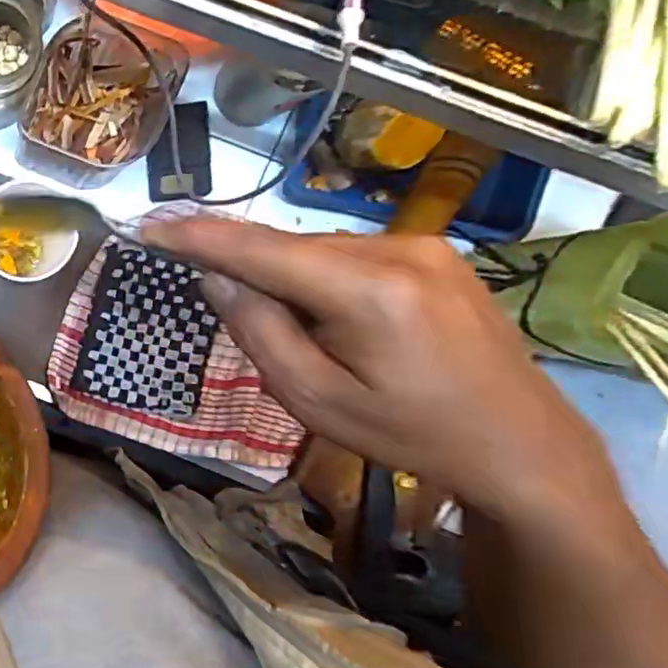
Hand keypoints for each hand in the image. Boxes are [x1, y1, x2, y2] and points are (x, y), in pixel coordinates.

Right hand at [144, 220, 626, 526]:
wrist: (518, 441)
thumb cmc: (410, 434)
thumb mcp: (316, 400)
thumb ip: (260, 333)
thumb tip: (217, 278)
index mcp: (369, 292)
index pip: (262, 250)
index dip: (199, 237)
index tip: (149, 226)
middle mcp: (397, 249)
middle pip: (289, 248)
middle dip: (245, 268)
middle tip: (223, 307)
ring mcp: (422, 244)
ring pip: (317, 251)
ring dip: (284, 278)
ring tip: (301, 338)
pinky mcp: (434, 252)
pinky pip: (348, 255)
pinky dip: (317, 279)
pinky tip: (331, 321)